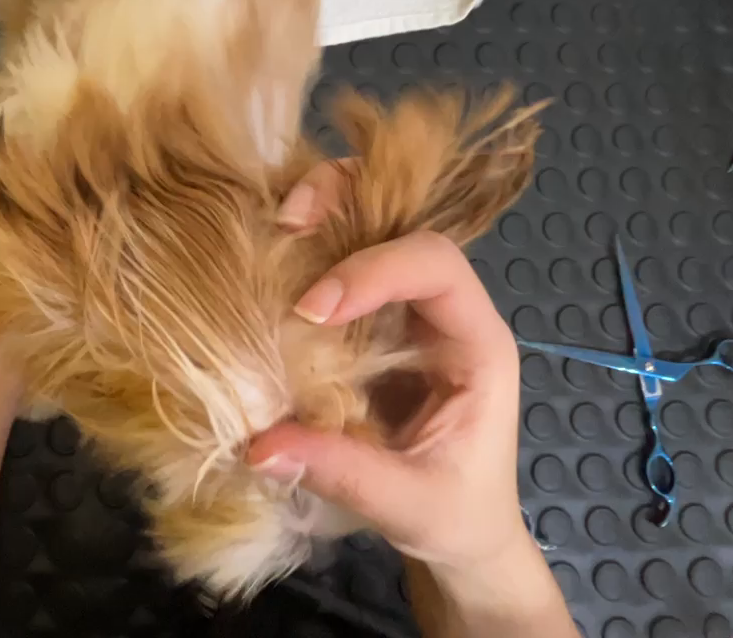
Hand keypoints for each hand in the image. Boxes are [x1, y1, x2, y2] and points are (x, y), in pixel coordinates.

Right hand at [251, 162, 527, 569]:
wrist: (460, 530)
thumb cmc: (456, 515)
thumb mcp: (411, 506)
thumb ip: (344, 471)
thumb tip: (257, 446)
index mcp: (475, 340)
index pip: (436, 265)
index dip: (374, 270)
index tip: (312, 310)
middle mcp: (440, 305)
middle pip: (401, 215)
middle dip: (344, 202)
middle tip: (288, 226)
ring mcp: (400, 301)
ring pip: (365, 217)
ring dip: (319, 205)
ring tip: (273, 226)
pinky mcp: (365, 310)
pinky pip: (335, 250)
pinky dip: (301, 236)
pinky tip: (267, 247)